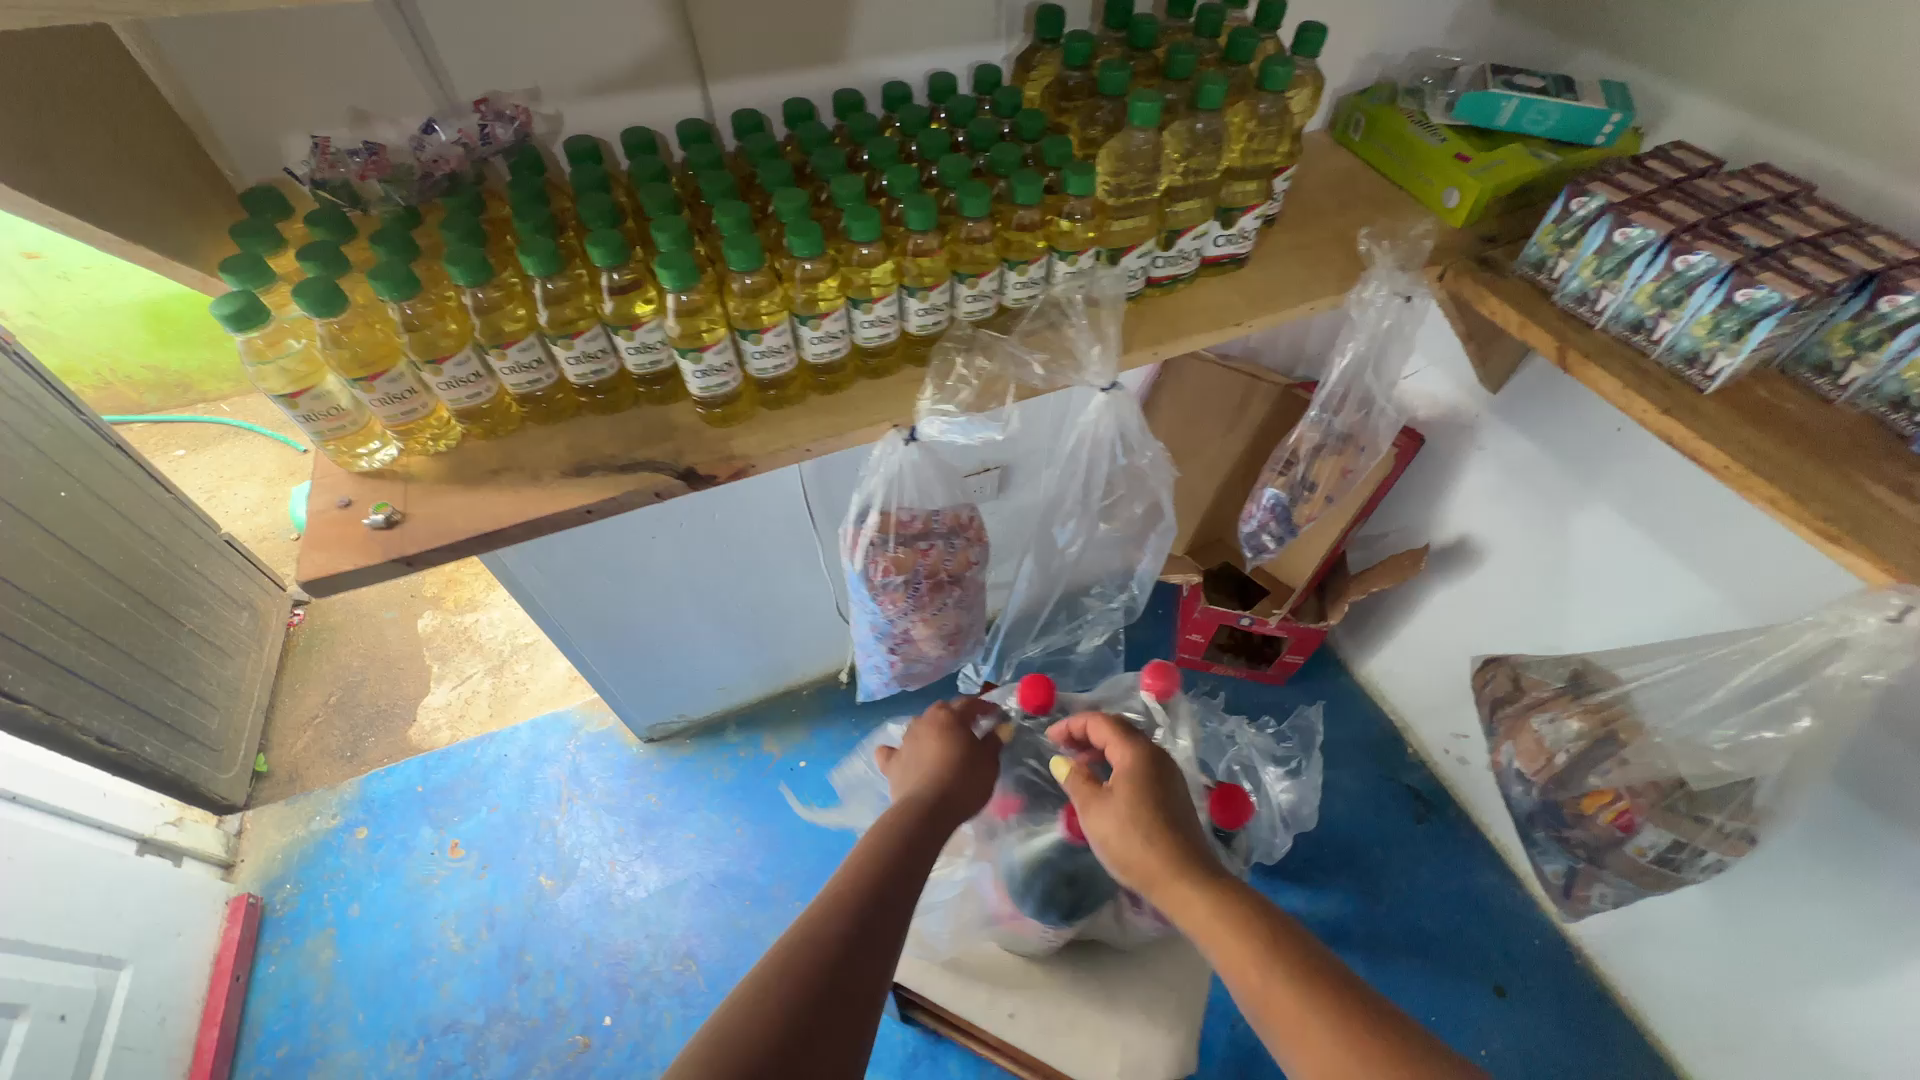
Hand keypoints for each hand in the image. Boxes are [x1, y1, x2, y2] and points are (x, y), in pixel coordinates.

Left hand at [876, 697, 1003, 830]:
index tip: (996, 714)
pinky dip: (899, 751)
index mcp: (950, 716)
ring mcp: (905, 741)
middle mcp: (925, 721)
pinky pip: (892, 751)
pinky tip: (902, 755)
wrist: (927, 811)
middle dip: (956, 715)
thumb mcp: (989, 762)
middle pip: (942, 710)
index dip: (984, 707)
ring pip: (919, 726)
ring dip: (930, 729)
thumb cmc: (964, 782)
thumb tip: (1000, 728)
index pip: (970, 703)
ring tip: (941, 742)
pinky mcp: (892, 762)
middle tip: (970, 727)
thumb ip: (994, 741)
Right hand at [1046, 711, 1223, 903]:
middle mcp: (1156, 754)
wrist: (1184, 880)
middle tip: (1062, 748)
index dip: (1071, 725)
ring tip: (1079, 768)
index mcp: (1136, 751)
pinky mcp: (1173, 792)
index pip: (1100, 722)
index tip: (1049, 739)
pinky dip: (1118, 765)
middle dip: (1087, 734)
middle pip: (1118, 730)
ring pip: (1130, 748)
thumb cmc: (1133, 841)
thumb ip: (1075, 779)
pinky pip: (1140, 765)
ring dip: (1102, 751)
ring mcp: (1168, 773)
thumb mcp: (1093, 810)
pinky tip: (1106, 786)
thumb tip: (1061, 761)